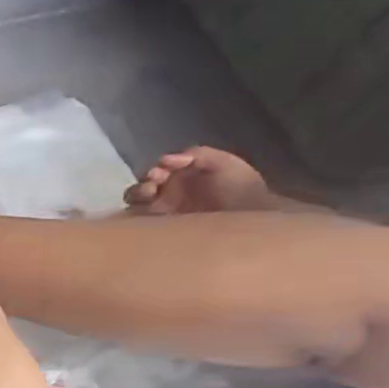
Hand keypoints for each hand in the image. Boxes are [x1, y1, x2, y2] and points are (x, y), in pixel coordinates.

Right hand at [123, 146, 281, 214]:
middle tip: (152, 187)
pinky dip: (135, 219)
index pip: (153, 174)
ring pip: (135, 208)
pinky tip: (145, 214)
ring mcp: (162, 217)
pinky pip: (140, 226)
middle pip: (139, 191)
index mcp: (179, 180)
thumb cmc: (239, 188)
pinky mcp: (162, 233)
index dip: (152, 172)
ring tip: (149, 197)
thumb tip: (164, 159)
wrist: (253, 216)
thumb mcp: (223, 163)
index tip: (160, 172)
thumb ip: (197, 154)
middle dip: (141, 187)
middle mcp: (166, 198)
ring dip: (136, 199)